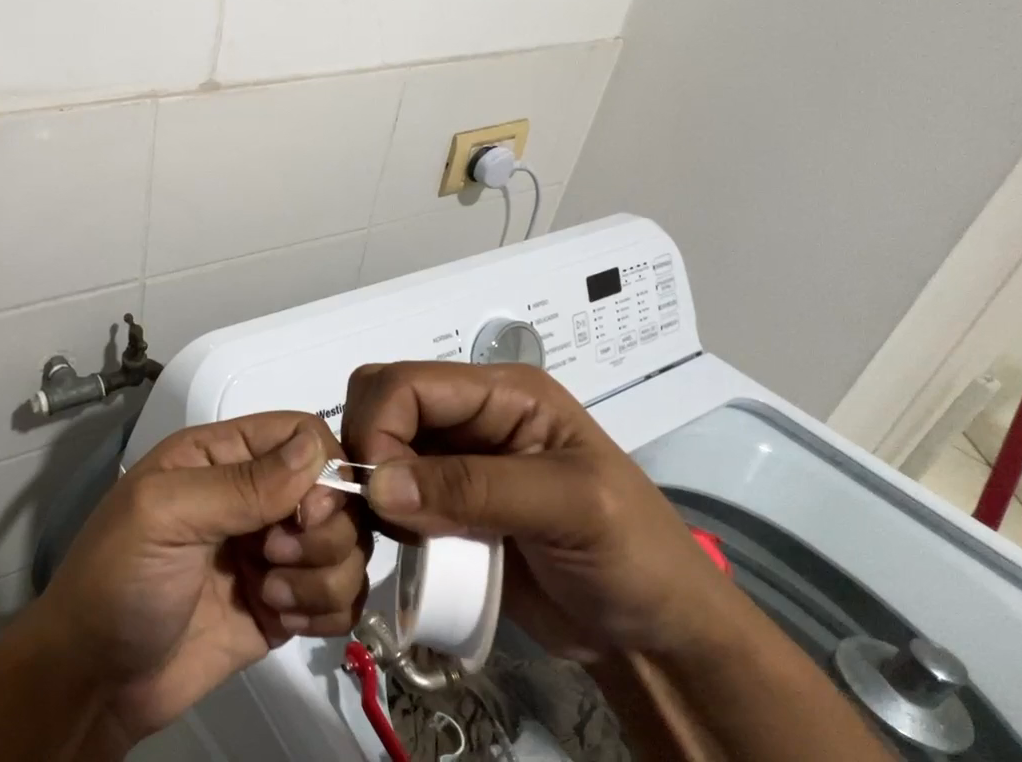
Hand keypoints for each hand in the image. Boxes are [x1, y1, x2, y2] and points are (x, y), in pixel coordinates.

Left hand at [32, 412, 369, 739]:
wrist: (96, 679)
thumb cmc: (117, 580)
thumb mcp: (164, 515)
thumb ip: (241, 483)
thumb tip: (313, 449)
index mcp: (219, 458)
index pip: (302, 435)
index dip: (323, 470)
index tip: (307, 514)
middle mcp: (252, 499)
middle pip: (335, 495)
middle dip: (323, 534)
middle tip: (274, 559)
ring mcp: (271, 555)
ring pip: (346, 549)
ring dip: (322, 578)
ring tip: (269, 597)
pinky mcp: (284, 607)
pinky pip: (340, 599)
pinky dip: (325, 612)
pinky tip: (281, 621)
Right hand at [341, 362, 740, 661]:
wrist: (654, 638)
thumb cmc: (634, 559)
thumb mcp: (571, 509)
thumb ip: (473, 488)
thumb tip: (377, 485)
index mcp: (503, 394)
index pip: (405, 384)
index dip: (379, 428)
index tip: (383, 494)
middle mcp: (471, 418)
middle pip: (380, 403)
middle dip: (367, 451)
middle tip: (386, 512)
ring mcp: (454, 463)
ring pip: (375, 447)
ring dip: (371, 489)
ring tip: (404, 537)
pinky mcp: (443, 507)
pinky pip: (387, 494)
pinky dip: (380, 516)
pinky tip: (408, 547)